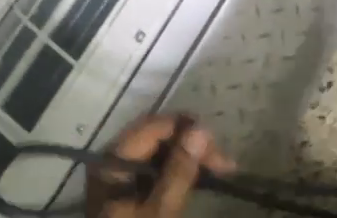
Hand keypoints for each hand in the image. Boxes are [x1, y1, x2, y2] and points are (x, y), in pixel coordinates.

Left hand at [86, 114, 234, 217]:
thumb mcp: (158, 213)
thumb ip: (179, 171)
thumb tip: (201, 130)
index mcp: (113, 159)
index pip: (155, 127)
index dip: (189, 133)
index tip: (220, 154)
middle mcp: (113, 159)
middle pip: (156, 136)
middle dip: (191, 144)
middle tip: (224, 163)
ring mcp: (119, 175)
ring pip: (158, 151)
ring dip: (187, 157)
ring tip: (218, 169)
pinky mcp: (127, 191)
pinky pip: (155, 168)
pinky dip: (177, 171)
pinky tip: (197, 178)